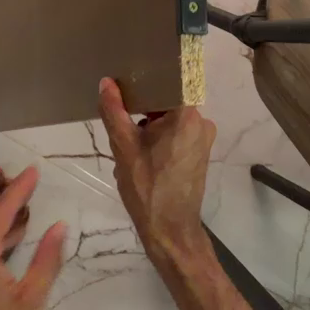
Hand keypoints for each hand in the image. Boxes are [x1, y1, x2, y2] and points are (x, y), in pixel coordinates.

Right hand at [98, 77, 215, 272]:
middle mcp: (201, 122)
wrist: (170, 232)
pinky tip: (139, 152)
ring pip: (170, 119)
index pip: (170, 81)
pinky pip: (176, 134)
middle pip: (168, 101)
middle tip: (120, 114)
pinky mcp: (198, 154)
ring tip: (128, 140)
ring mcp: (202, 139)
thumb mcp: (124, 147)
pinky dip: (158, 138)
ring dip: (149, 126)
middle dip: (143, 108)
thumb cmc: (148, 188)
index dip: (148, 78)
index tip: (127, 78)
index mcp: (188, 116)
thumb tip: (106, 82)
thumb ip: (114, 111)